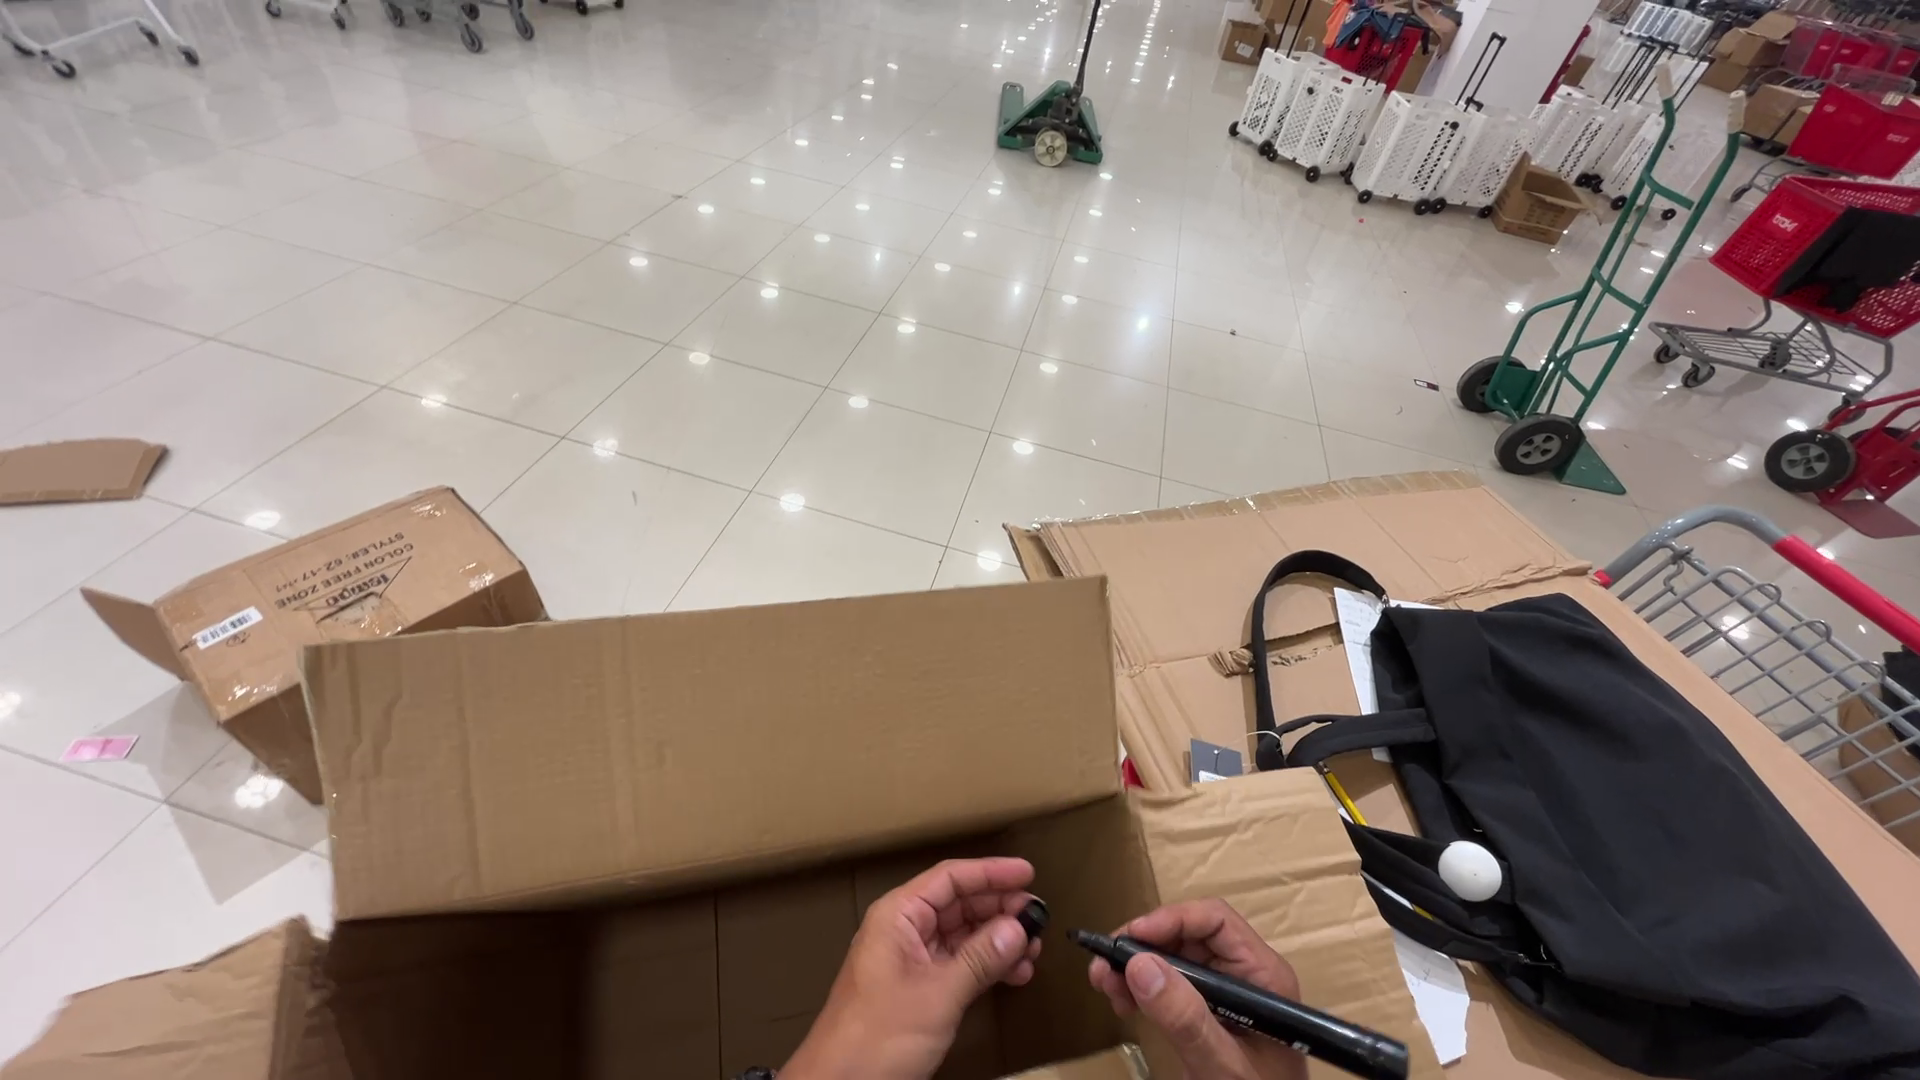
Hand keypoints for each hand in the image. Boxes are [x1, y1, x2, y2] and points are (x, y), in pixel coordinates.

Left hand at [783, 858, 1043, 1079]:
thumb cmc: (880, 1034)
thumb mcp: (938, 994)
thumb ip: (981, 958)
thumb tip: (1020, 926)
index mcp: (899, 915)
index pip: (950, 878)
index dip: (990, 872)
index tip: (1028, 874)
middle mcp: (905, 928)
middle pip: (958, 903)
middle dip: (999, 908)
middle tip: (1039, 916)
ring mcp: (911, 959)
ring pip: (962, 934)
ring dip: (998, 940)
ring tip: (1034, 949)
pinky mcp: (919, 988)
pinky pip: (959, 963)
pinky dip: (987, 966)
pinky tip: (1016, 974)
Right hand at [1086, 899, 1307, 1079]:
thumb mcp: (1221, 1067)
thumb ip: (1185, 1019)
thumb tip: (1139, 964)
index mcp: (1262, 975)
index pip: (1216, 921)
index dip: (1172, 919)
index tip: (1131, 937)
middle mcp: (1244, 974)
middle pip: (1188, 935)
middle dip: (1143, 945)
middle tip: (1104, 964)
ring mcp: (1224, 991)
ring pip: (1173, 956)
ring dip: (1135, 965)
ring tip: (1103, 982)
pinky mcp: (1206, 1010)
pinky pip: (1169, 982)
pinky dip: (1141, 986)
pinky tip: (1120, 1000)